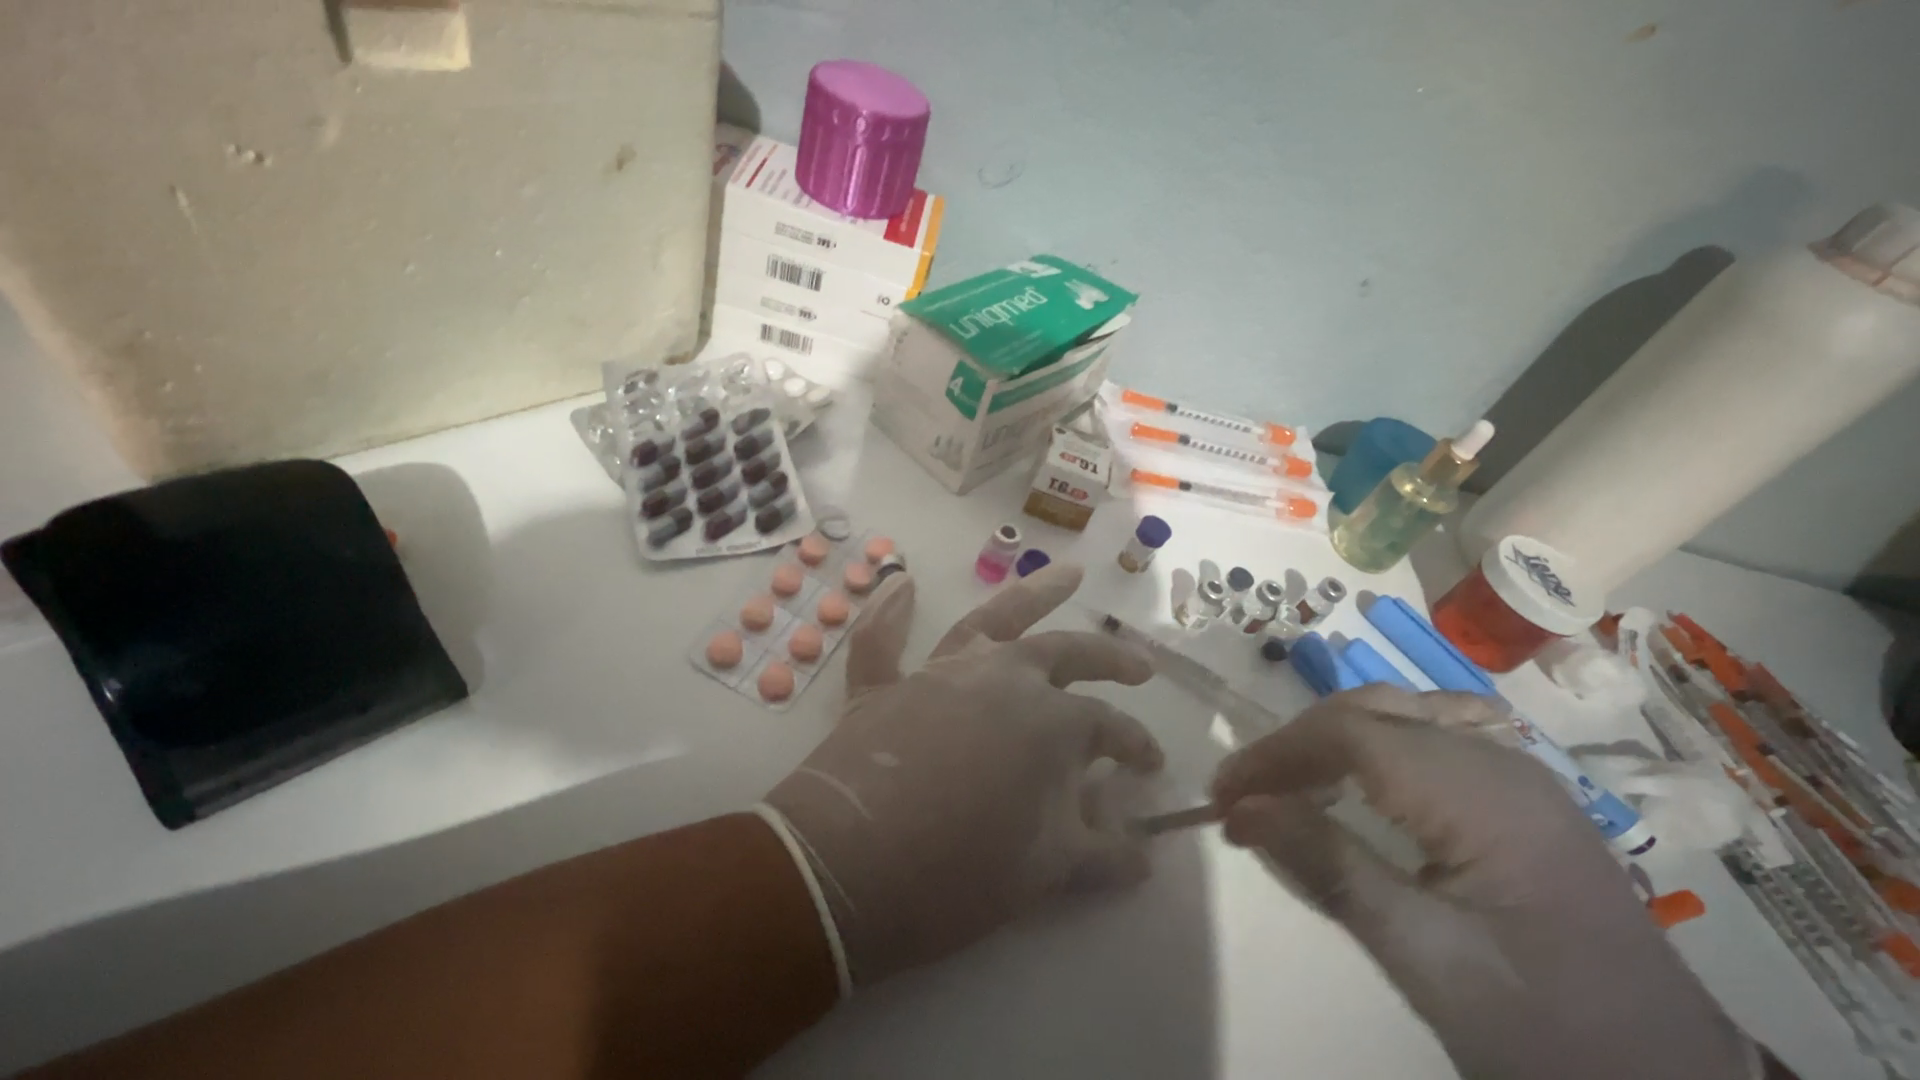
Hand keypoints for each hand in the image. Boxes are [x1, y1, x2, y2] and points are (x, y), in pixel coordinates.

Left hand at [764, 563, 1164, 986]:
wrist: (848, 873)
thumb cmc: (960, 872)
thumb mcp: (1047, 869)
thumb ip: (1101, 852)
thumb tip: (1141, 852)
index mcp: (1051, 720)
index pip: (1108, 728)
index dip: (1135, 747)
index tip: (1150, 767)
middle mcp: (1002, 679)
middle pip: (1067, 654)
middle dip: (1109, 659)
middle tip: (1138, 666)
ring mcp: (939, 675)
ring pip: (992, 620)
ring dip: (1033, 594)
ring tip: (1069, 574)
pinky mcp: (881, 689)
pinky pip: (881, 641)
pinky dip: (888, 611)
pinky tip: (901, 582)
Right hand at [1211, 687, 1758, 1079]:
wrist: (1671, 1078)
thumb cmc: (1544, 1025)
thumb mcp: (1427, 958)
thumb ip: (1330, 868)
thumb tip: (1241, 808)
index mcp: (1484, 795)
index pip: (1353, 736)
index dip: (1276, 755)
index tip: (1222, 797)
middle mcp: (1503, 764)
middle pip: (1375, 711)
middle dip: (1297, 745)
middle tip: (1245, 798)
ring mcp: (1521, 777)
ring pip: (1402, 718)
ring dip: (1332, 744)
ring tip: (1288, 793)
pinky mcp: (1524, 801)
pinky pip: (1432, 743)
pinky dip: (1374, 754)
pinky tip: (1357, 790)